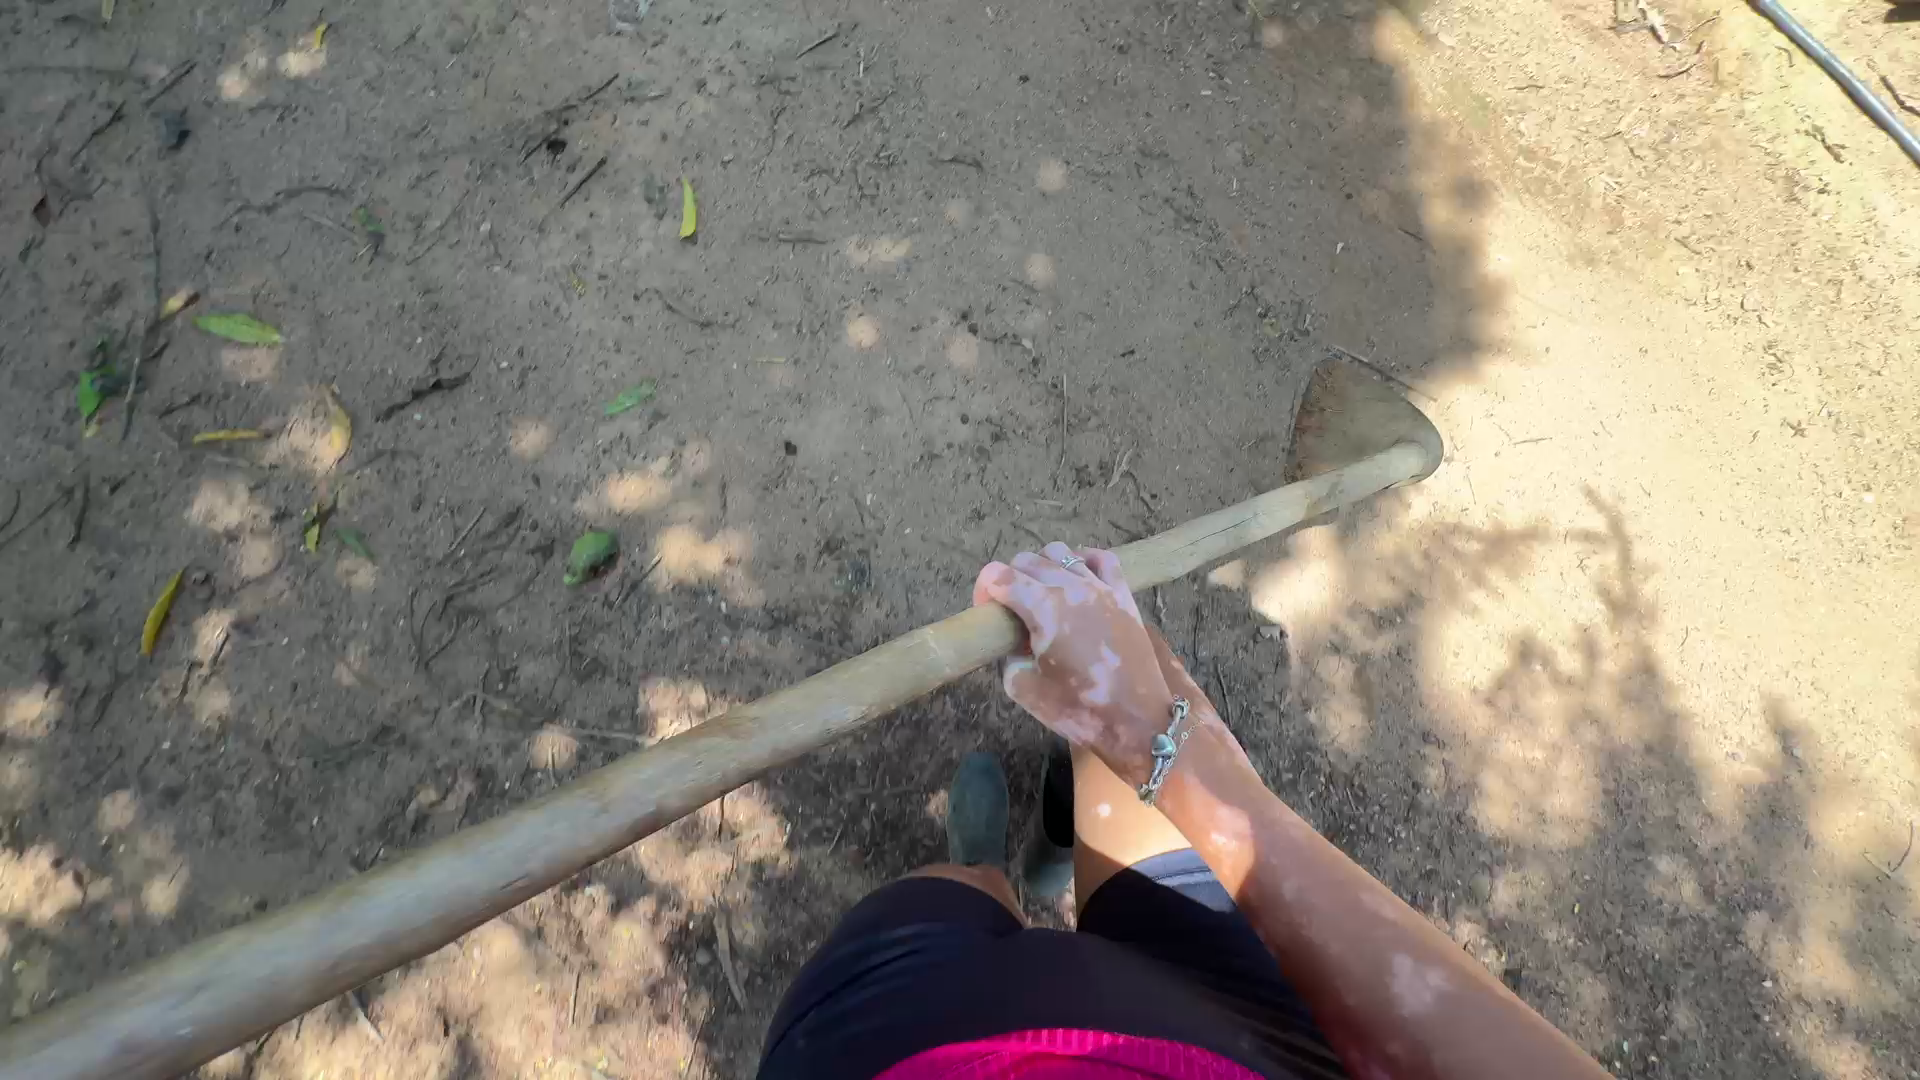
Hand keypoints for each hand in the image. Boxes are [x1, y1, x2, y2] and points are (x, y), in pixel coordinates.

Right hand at [972, 543, 1175, 776]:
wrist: (1137, 720)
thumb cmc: (1078, 709)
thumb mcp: (1023, 688)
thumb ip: (1008, 656)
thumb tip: (1013, 641)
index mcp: (1042, 608)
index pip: (998, 575)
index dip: (983, 589)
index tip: (986, 612)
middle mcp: (1070, 586)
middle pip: (1026, 560)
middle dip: (1009, 580)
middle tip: (1010, 611)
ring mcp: (1100, 586)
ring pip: (1059, 552)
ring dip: (1041, 568)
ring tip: (1042, 595)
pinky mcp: (1123, 593)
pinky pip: (1101, 557)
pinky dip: (1081, 559)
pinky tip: (1076, 578)